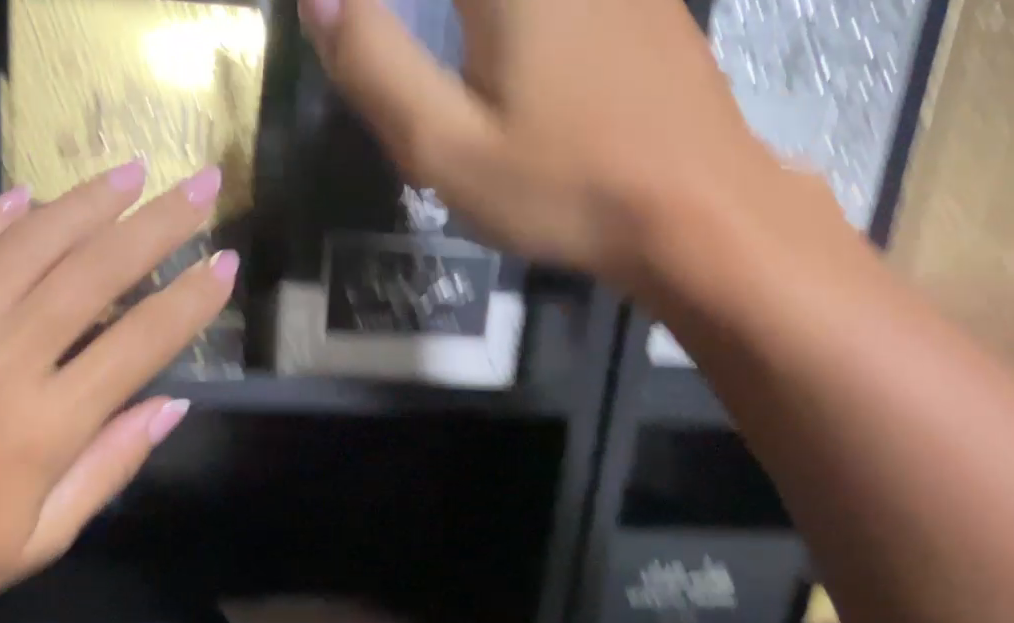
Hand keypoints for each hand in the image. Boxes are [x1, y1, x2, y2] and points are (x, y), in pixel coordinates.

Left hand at [0, 161, 234, 622]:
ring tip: (125, 175)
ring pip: (21, 250)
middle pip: (90, 275)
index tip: (226, 265)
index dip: (191, 302)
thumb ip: (111, 464)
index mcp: (45, 427)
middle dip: (155, 226)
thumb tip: (173, 404)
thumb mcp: (47, 536)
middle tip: (197, 186)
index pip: (138, 343)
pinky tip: (19, 199)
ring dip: (80, 205)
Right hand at [299, 0, 815, 288]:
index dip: (373, 8)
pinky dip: (503, 21)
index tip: (342, 26)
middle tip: (374, 42)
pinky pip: (554, 3)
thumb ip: (375, 65)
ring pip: (501, 2)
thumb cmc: (560, 185)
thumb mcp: (444, 146)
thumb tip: (316, 1)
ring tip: (422, 44)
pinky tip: (494, 49)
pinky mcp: (638, 0)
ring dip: (452, 19)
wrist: (697, 210)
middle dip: (414, 16)